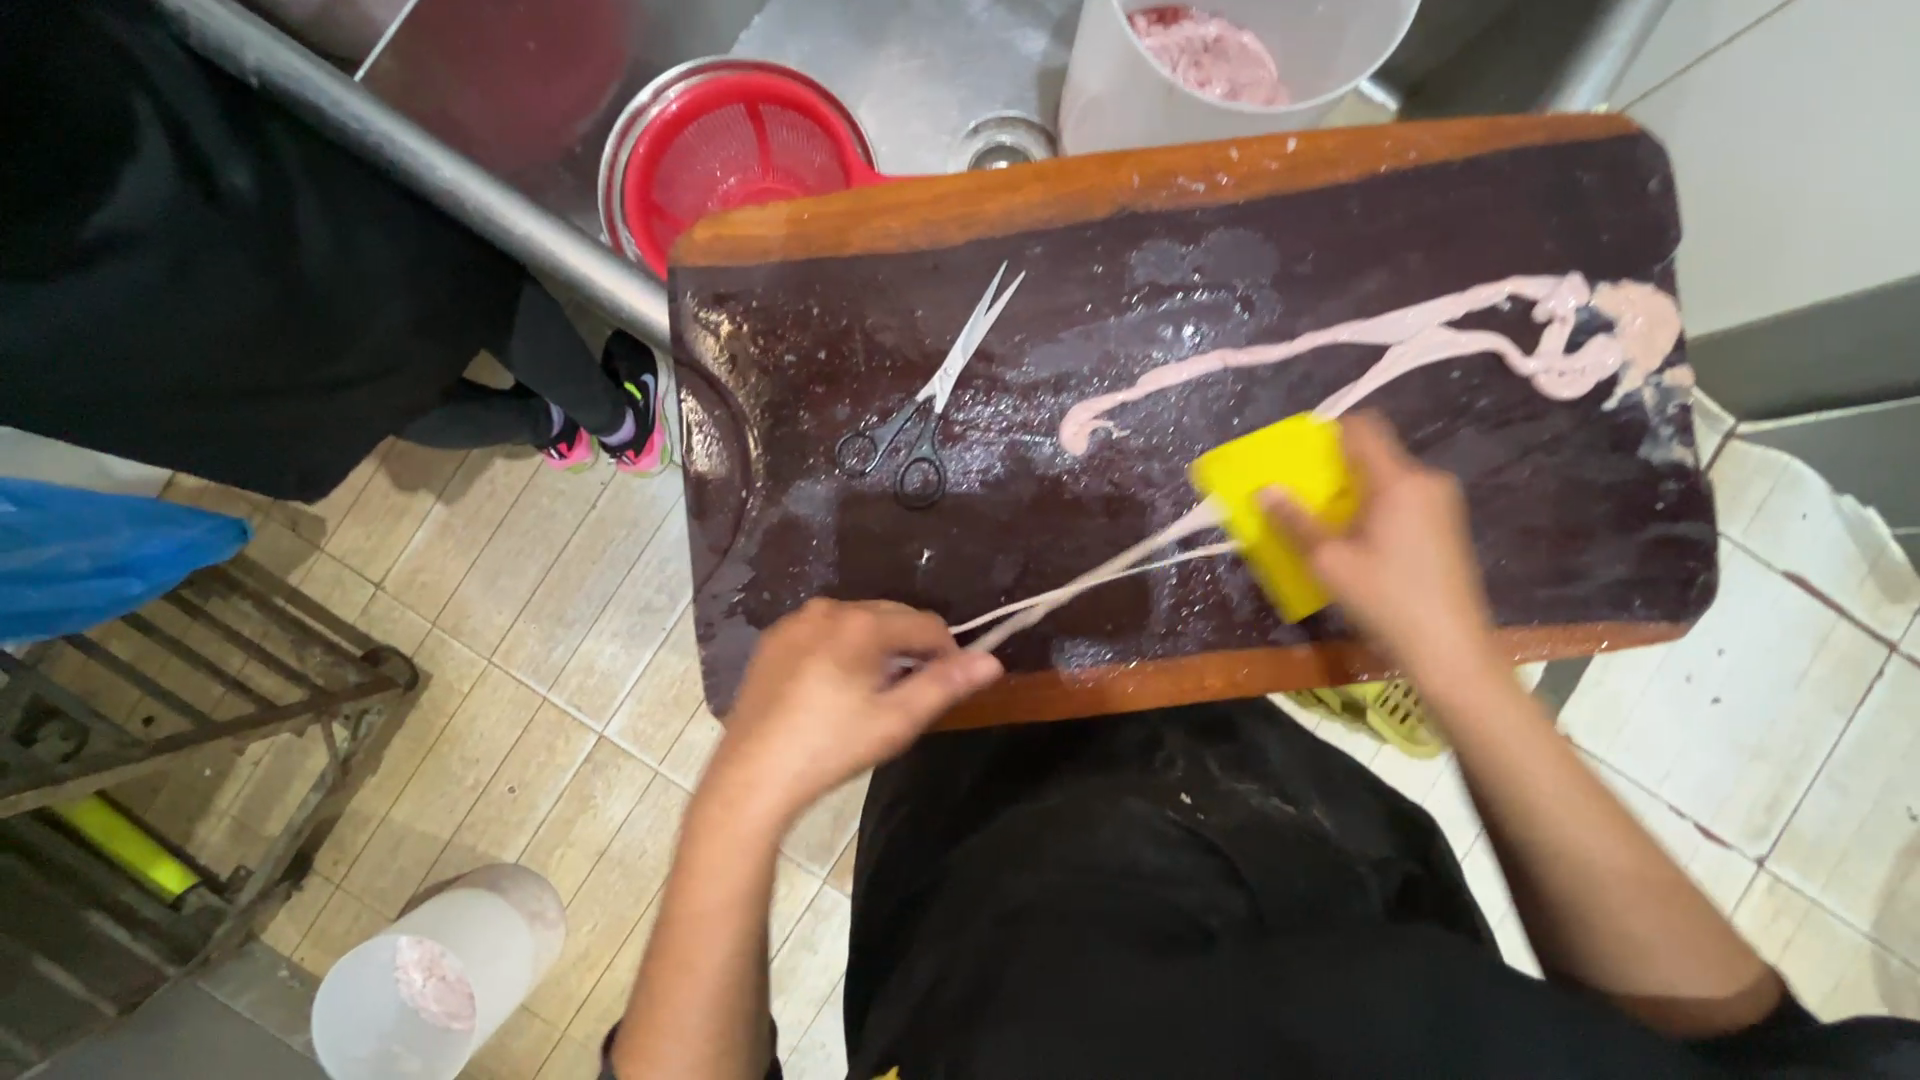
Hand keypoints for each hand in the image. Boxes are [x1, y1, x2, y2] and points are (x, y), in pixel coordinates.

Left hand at [706, 598, 1002, 823]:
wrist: (751, 776)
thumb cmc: (830, 749)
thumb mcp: (896, 721)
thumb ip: (945, 685)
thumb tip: (993, 661)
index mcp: (861, 624)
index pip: (927, 624)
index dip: (947, 653)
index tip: (946, 686)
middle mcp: (828, 608)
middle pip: (892, 616)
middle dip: (910, 647)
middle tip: (908, 693)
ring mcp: (796, 622)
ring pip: (858, 622)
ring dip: (877, 647)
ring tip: (872, 693)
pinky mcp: (774, 639)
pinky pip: (825, 632)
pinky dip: (842, 649)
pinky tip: (833, 689)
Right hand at [1261, 412, 1501, 683]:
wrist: (1450, 647)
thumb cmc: (1385, 598)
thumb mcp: (1328, 562)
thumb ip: (1294, 521)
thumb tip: (1264, 491)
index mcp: (1398, 480)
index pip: (1363, 427)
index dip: (1328, 432)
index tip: (1300, 459)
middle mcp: (1426, 480)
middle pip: (1374, 453)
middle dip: (1336, 469)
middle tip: (1305, 498)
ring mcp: (1443, 502)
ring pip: (1389, 478)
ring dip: (1356, 492)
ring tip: (1329, 526)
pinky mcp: (1449, 525)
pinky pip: (1404, 498)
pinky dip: (1377, 508)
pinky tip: (1361, 544)